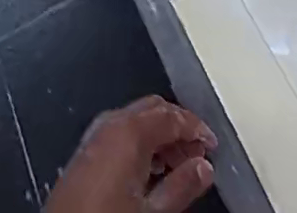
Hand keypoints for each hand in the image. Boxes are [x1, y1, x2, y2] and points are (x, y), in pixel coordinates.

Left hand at [45, 95, 218, 212]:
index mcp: (129, 131)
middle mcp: (110, 124)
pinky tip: (149, 173)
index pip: (173, 115)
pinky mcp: (85, 154)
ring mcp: (94, 137)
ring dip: (160, 137)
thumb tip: (203, 168)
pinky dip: (140, 145)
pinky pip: (120, 135)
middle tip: (197, 154)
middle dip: (179, 129)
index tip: (212, 145)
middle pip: (154, 110)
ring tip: (177, 169)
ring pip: (136, 121)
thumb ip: (182, 186)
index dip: (197, 128)